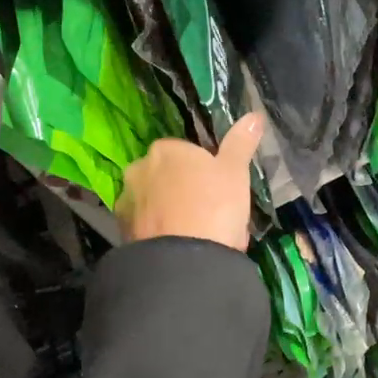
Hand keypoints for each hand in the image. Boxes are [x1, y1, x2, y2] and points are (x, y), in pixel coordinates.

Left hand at [114, 112, 265, 251]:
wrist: (184, 261)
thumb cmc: (214, 206)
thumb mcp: (235, 172)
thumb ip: (241, 143)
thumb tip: (254, 116)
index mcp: (165, 150)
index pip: (185, 152)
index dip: (204, 170)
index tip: (219, 188)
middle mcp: (138, 170)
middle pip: (166, 176)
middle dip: (182, 190)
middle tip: (210, 212)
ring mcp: (127, 202)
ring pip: (155, 202)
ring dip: (169, 212)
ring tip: (196, 235)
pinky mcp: (123, 233)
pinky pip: (147, 227)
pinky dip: (160, 233)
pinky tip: (181, 248)